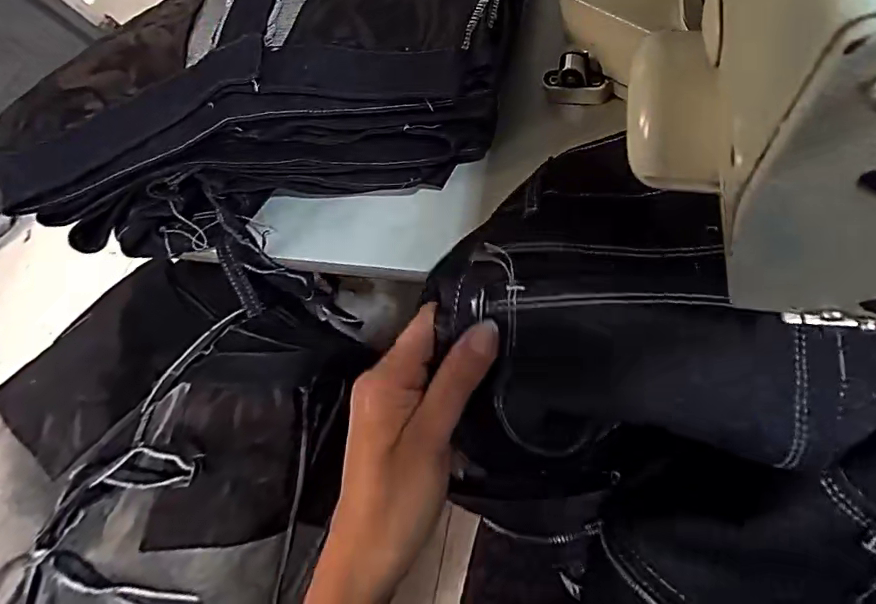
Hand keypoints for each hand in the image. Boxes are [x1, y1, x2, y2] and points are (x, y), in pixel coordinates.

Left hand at [307, 305, 498, 603]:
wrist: (365, 564)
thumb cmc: (396, 502)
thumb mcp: (433, 435)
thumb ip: (458, 378)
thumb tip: (487, 327)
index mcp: (384, 378)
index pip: (427, 320)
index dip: (464, 311)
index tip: (502, 311)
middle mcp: (380, 382)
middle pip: (431, 338)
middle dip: (468, 338)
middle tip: (509, 342)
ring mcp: (386, 402)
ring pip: (432, 363)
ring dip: (462, 364)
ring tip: (500, 365)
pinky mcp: (395, 422)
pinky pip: (428, 386)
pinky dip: (453, 387)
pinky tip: (476, 395)